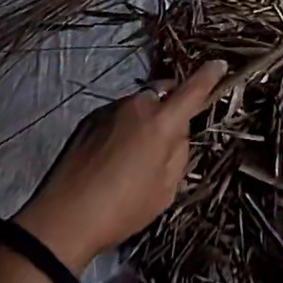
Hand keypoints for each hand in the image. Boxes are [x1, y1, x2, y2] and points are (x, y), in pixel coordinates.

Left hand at [15, 60, 228, 270]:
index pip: (192, 91)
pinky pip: (117, 116)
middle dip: (169, 110)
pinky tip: (111, 158)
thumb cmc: (122, 208)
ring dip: (144, 120)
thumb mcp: (165, 190)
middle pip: (163, 96)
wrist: (63, 218)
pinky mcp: (89, 119)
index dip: (208, 77)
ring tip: (132, 157)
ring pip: (139, 107)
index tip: (218, 64)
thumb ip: (178, 154)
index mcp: (161, 122)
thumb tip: (177, 134)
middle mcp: (137, 106)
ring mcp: (110, 109)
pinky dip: (123, 128)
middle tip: (164, 143)